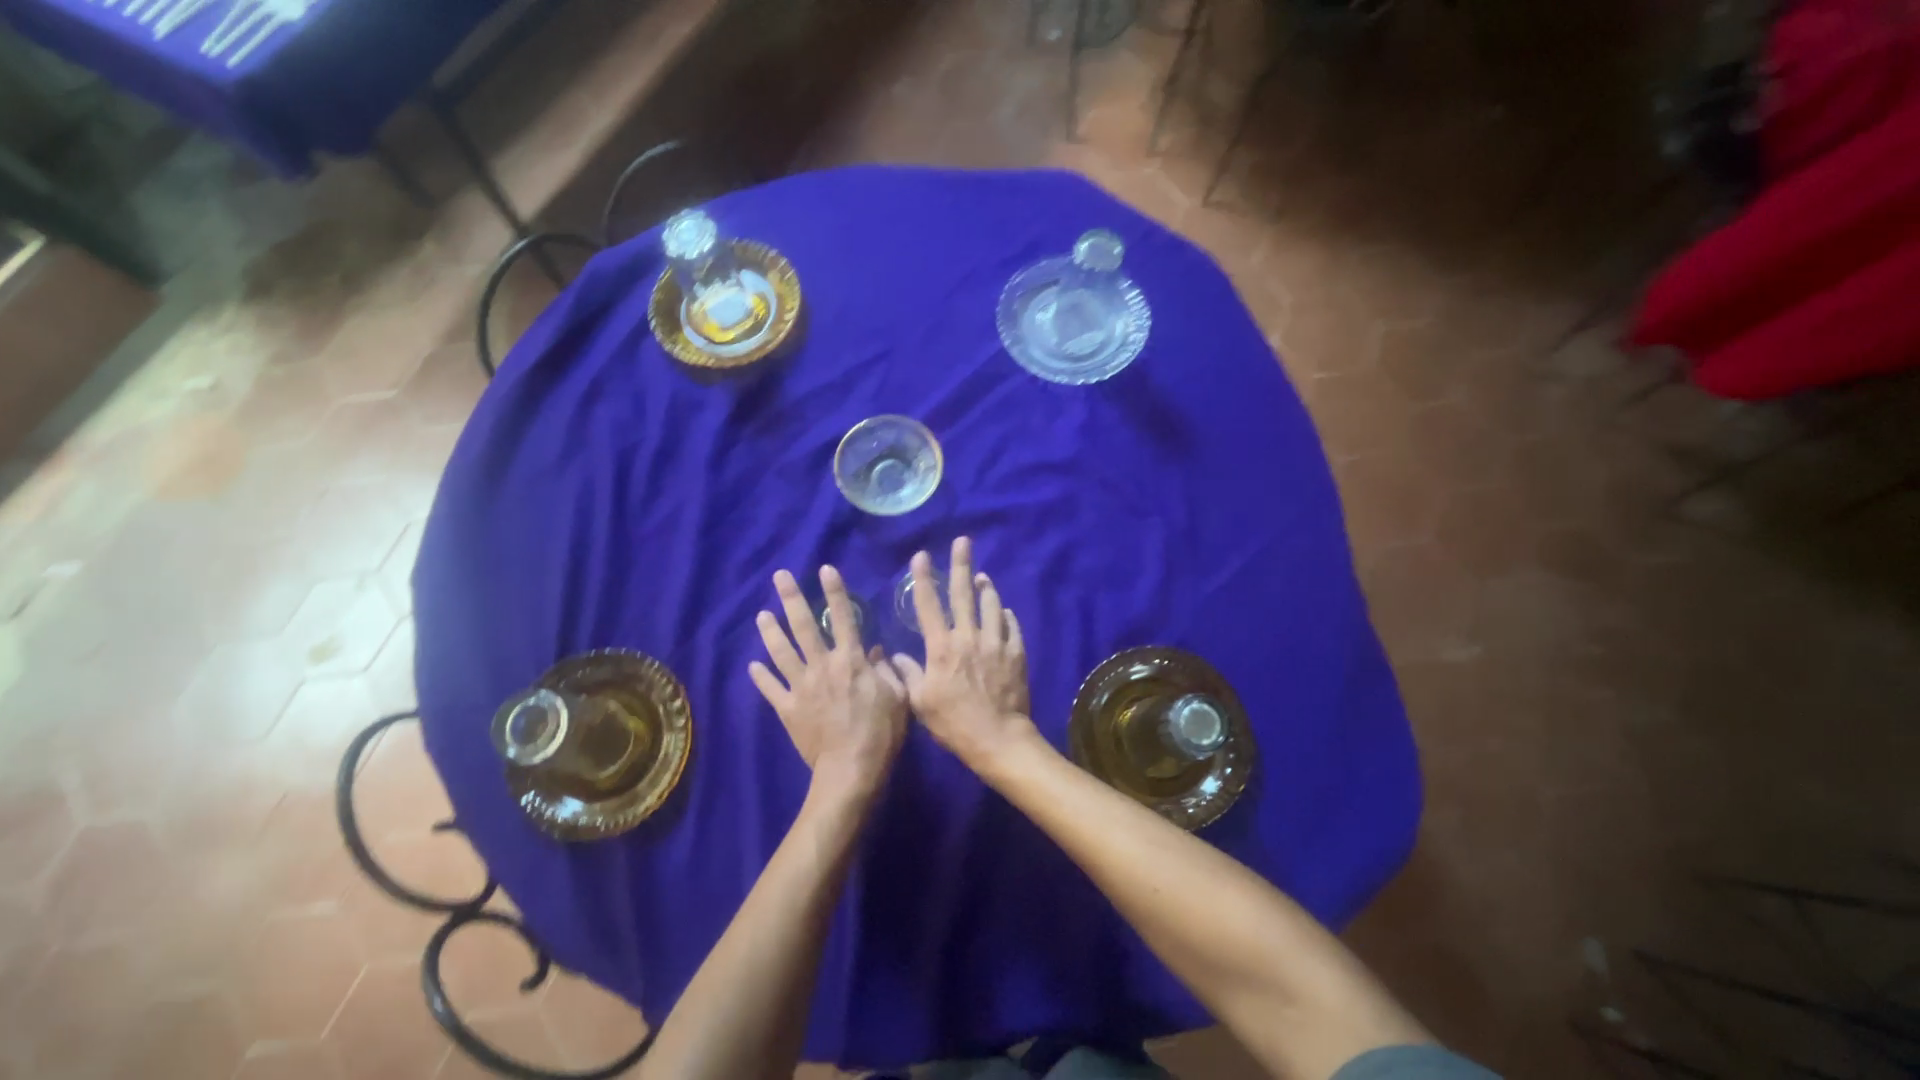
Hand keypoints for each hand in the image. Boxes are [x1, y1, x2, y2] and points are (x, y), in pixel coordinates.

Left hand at [749, 566, 908, 799]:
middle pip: (803, 627)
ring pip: (781, 652)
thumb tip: (876, 651)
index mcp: (851, 661)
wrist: (851, 769)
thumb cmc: (881, 733)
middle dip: (791, 599)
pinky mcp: (788, 709)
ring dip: (770, 632)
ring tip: (762, 614)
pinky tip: (752, 665)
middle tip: (779, 577)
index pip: (843, 617)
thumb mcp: (898, 698)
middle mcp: (822, 666)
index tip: (825, 569)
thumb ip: (887, 671)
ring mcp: (801, 687)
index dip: (834, 591)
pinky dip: (761, 676)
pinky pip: (770, 689)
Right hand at [890, 537, 1036, 769]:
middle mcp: (968, 637)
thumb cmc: (953, 723)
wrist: (998, 738)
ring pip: (990, 605)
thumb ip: (908, 674)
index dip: (923, 578)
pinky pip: (1010, 626)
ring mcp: (995, 643)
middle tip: (963, 542)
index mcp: (941, 647)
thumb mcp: (920, 702)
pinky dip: (1004, 615)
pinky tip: (1002, 611)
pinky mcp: (1015, 653)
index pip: (928, 604)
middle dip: (961, 565)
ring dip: (985, 588)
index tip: (921, 556)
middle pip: (963, 594)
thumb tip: (895, 656)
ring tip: (982, 576)